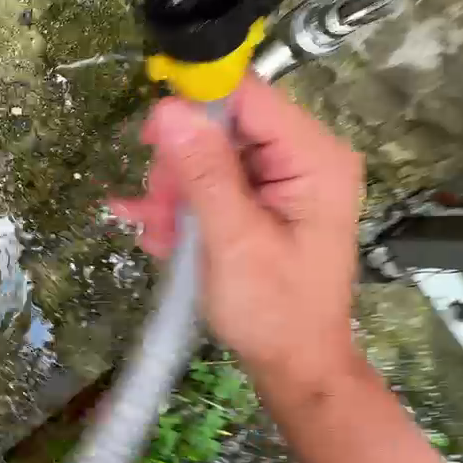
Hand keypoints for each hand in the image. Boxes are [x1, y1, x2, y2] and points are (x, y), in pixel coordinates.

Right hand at [110, 77, 365, 398]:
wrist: (294, 366)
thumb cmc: (273, 311)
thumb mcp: (233, 241)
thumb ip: (203, 173)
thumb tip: (168, 109)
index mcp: (312, 157)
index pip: (247, 96)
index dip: (194, 105)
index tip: (150, 137)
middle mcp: (302, 156)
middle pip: (223, 125)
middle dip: (180, 163)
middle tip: (158, 207)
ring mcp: (282, 177)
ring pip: (208, 154)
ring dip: (174, 191)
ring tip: (159, 232)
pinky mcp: (263, 198)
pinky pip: (212, 180)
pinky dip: (183, 205)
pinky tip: (161, 234)